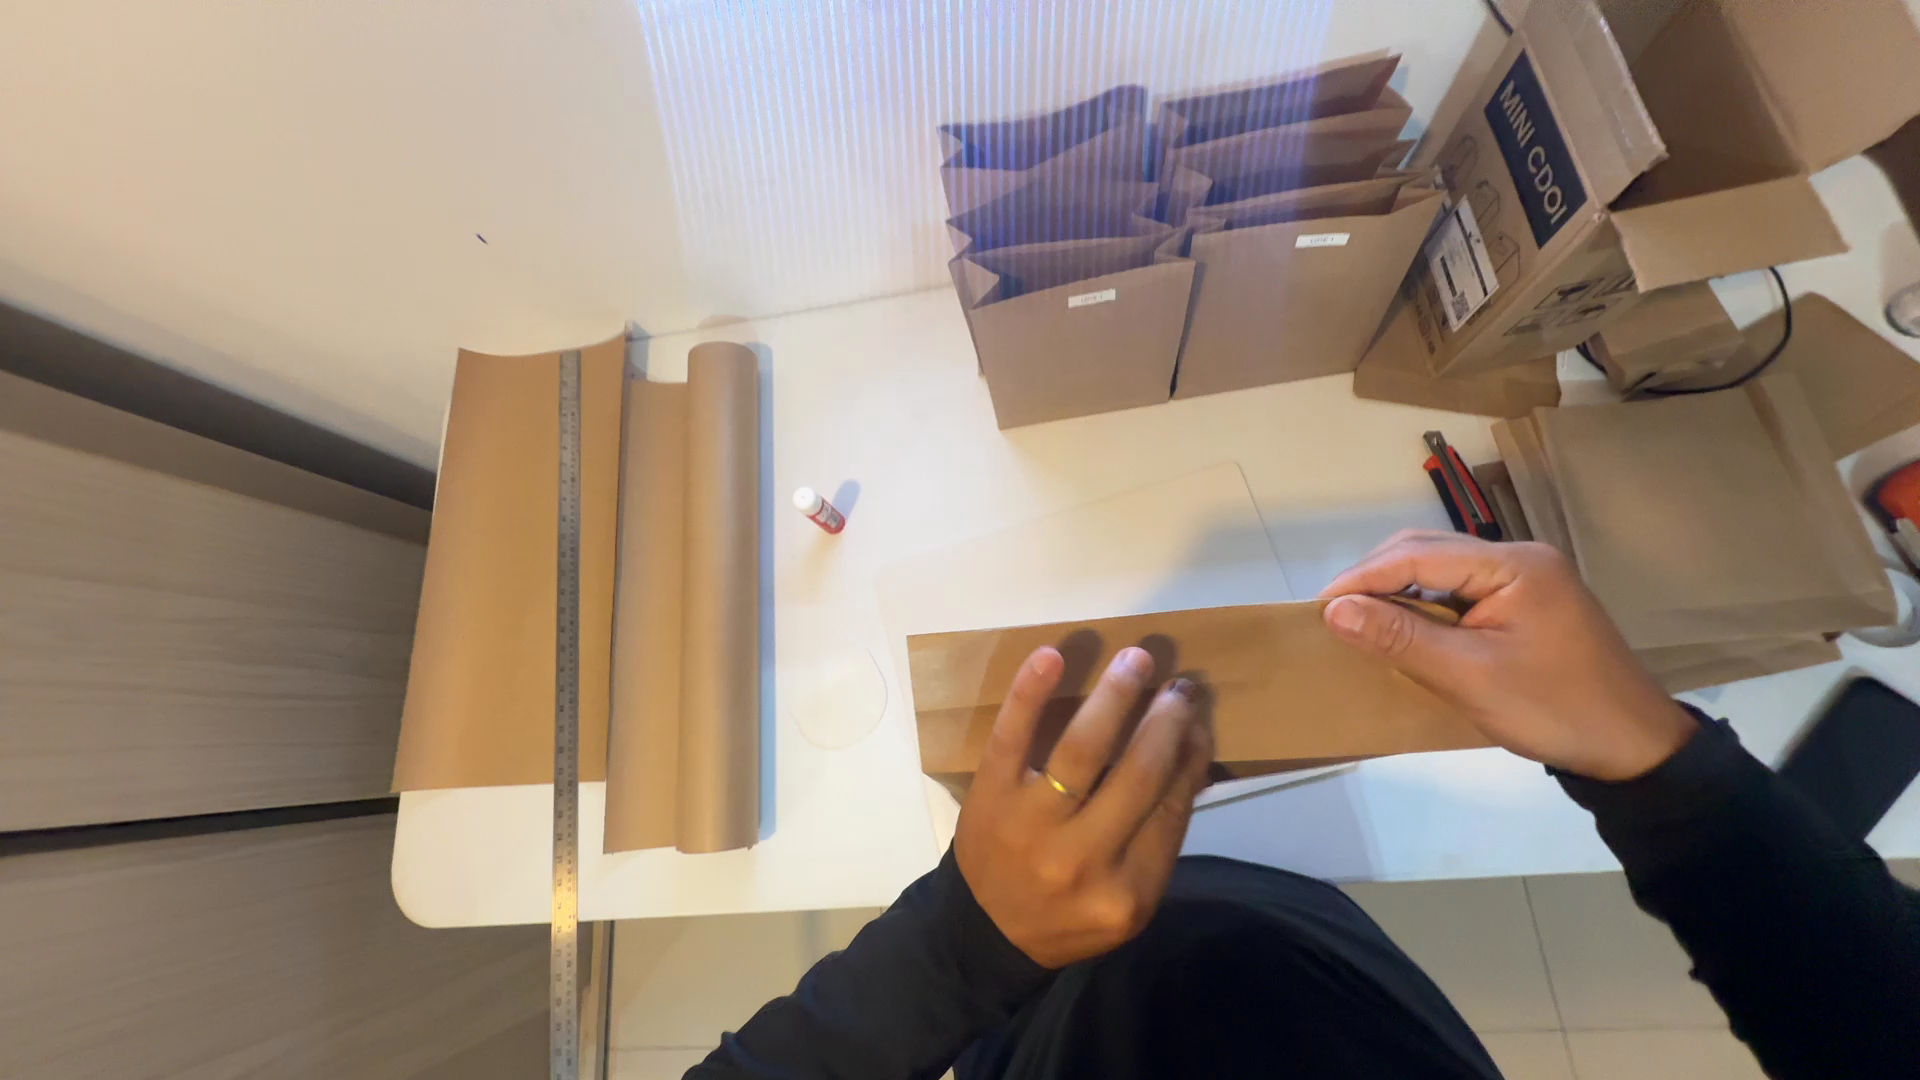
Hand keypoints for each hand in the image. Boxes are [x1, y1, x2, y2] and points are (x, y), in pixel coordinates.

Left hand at [953, 645, 1214, 968]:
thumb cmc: (1067, 910)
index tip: (1198, 717)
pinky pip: (1011, 736)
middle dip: (1164, 722)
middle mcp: (1083, 858)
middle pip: (1137, 774)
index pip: (1171, 807)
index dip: (1189, 756)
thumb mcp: (1126, 896)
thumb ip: (1159, 832)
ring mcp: (1032, 823)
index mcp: (1127, 891)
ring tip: (1136, 659)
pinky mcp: (991, 794)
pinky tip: (1051, 657)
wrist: (984, 930)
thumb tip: (1189, 749)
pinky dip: (1030, 693)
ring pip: (1081, 749)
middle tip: (1179, 684)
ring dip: (1114, 697)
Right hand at [1319, 531, 1694, 781]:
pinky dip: (1418, 605)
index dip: (1362, 578)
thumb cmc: (1554, 710)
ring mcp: (1520, 578)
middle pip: (1423, 551)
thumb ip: (1399, 637)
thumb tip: (1333, 610)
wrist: (1636, 750)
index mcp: (1513, 565)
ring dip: (1393, 590)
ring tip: (1359, 621)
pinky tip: (1400, 628)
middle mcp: (1517, 558)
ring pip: (1434, 568)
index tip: (1319, 608)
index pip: (1416, 556)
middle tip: (1335, 615)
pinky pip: (1452, 589)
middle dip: (1373, 578)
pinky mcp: (1519, 601)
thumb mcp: (1469, 676)